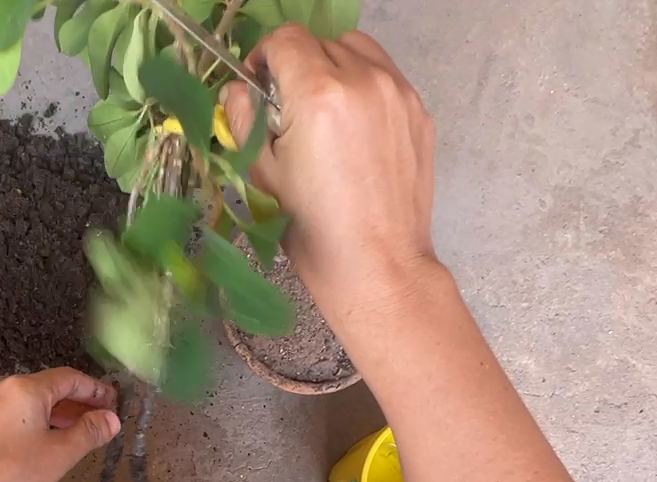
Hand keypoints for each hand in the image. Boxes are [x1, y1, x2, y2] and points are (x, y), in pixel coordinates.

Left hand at [0, 368, 121, 481]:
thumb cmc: (11, 475)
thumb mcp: (60, 455)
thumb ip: (88, 433)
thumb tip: (110, 419)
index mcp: (25, 390)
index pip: (68, 378)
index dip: (94, 389)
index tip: (112, 402)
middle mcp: (0, 390)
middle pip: (45, 389)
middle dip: (74, 403)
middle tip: (97, 419)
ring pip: (24, 404)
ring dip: (51, 414)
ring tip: (70, 433)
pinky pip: (6, 418)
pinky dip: (27, 424)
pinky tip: (33, 444)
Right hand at [222, 27, 440, 314]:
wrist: (377, 266)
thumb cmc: (315, 233)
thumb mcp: (265, 180)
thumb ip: (244, 123)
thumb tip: (237, 92)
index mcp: (318, 96)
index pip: (285, 40)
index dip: (264, 59)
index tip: (258, 87)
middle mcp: (363, 80)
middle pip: (320, 43)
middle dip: (297, 69)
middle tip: (288, 114)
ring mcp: (397, 93)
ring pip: (356, 51)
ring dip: (332, 71)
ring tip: (324, 119)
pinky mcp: (418, 112)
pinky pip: (384, 77)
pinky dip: (362, 90)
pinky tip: (353, 135)